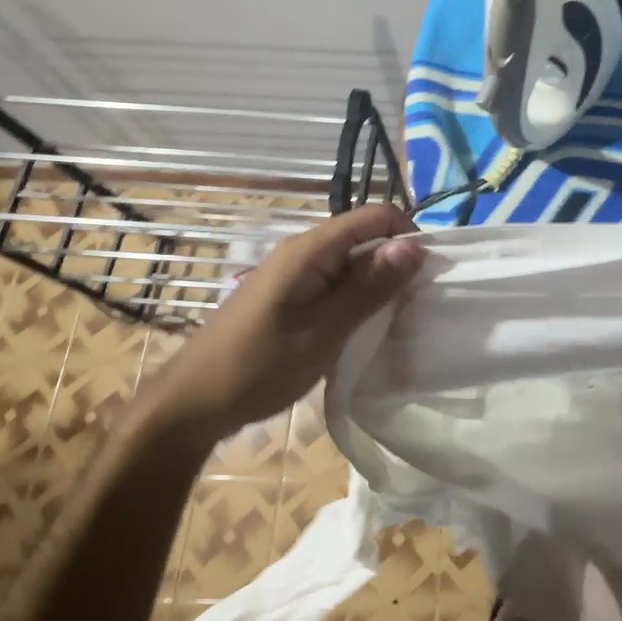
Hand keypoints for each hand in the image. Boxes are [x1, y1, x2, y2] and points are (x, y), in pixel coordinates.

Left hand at [152, 204, 426, 438]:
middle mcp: (305, 253)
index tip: (429, 278)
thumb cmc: (256, 367)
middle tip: (419, 310)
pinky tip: (368, 335)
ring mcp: (297, 277)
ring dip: (380, 290)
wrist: (192, 404)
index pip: (377, 216)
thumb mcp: (322, 332)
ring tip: (400, 326)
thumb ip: (368, 288)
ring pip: (355, 266)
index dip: (409, 236)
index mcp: (310, 250)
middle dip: (399, 267)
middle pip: (368, 239)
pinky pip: (337, 288)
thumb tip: (415, 246)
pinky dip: (359, 305)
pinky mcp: (293, 300)